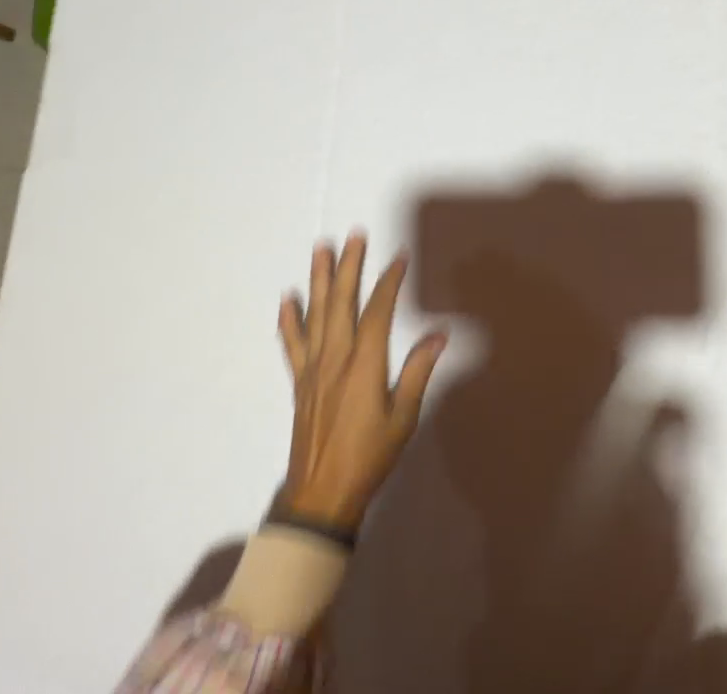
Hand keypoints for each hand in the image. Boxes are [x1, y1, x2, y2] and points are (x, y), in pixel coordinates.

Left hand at [275, 234, 448, 532]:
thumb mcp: (404, 416)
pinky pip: (292, 344)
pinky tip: (288, 300)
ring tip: (321, 250)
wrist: (323, 492)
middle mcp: (335, 359)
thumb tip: (438, 335)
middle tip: (355, 235)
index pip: (377, 312)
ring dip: (319, 280)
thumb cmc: (371, 455)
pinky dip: (289, 320)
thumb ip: (418, 372)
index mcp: (364, 365)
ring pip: (315, 315)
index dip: (388, 282)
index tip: (399, 258)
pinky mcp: (300, 383)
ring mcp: (313, 369)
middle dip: (349, 267)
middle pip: (341, 303)